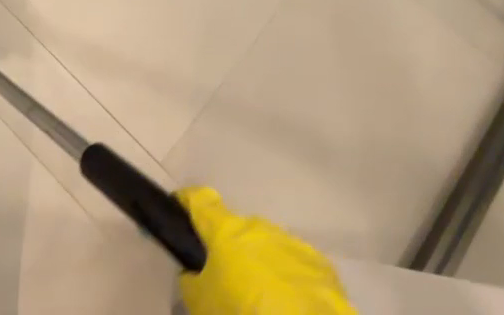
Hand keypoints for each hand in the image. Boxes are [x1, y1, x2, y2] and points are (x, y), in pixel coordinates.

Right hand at [175, 187, 357, 314]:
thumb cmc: (243, 314)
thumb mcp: (200, 304)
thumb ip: (192, 280)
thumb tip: (196, 272)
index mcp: (226, 231)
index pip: (201, 200)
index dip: (188, 201)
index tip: (181, 209)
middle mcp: (259, 228)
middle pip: (236, 230)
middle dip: (230, 249)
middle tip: (227, 282)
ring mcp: (293, 244)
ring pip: (268, 247)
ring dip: (260, 264)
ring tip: (264, 301)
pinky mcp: (322, 267)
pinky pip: (296, 266)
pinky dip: (288, 280)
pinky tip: (290, 308)